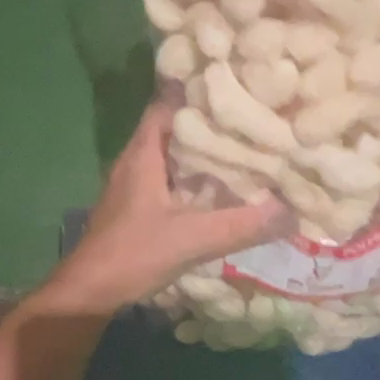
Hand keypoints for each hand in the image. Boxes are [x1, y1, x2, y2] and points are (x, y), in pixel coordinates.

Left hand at [42, 103, 289, 315]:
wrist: (88, 292)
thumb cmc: (133, 254)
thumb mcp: (191, 239)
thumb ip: (240, 225)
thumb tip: (291, 211)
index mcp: (142, 155)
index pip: (168, 105)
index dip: (197, 92)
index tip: (236, 86)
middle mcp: (134, 162)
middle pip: (172, 129)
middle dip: (208, 123)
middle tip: (251, 118)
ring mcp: (132, 187)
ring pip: (170, 157)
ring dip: (200, 153)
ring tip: (243, 149)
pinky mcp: (134, 209)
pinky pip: (167, 181)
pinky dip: (191, 179)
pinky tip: (217, 190)